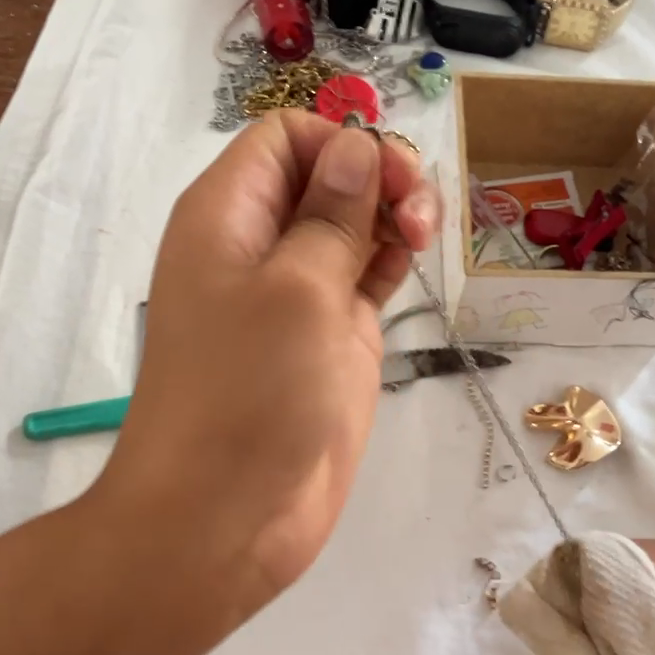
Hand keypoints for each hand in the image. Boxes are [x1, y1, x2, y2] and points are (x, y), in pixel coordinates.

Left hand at [95, 111, 438, 632]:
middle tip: (417, 219)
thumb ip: (332, 215)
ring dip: (391, 218)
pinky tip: (416, 261)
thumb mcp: (297, 290)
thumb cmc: (251, 394)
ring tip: (426, 239)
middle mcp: (259, 247)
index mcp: (227, 216)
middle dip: (376, 178)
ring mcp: (296, 298)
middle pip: (324, 177)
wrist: (228, 516)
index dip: (340, 142)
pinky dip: (390, 262)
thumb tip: (358, 148)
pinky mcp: (327, 343)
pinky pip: (361, 280)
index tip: (386, 183)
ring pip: (349, 228)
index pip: (285, 138)